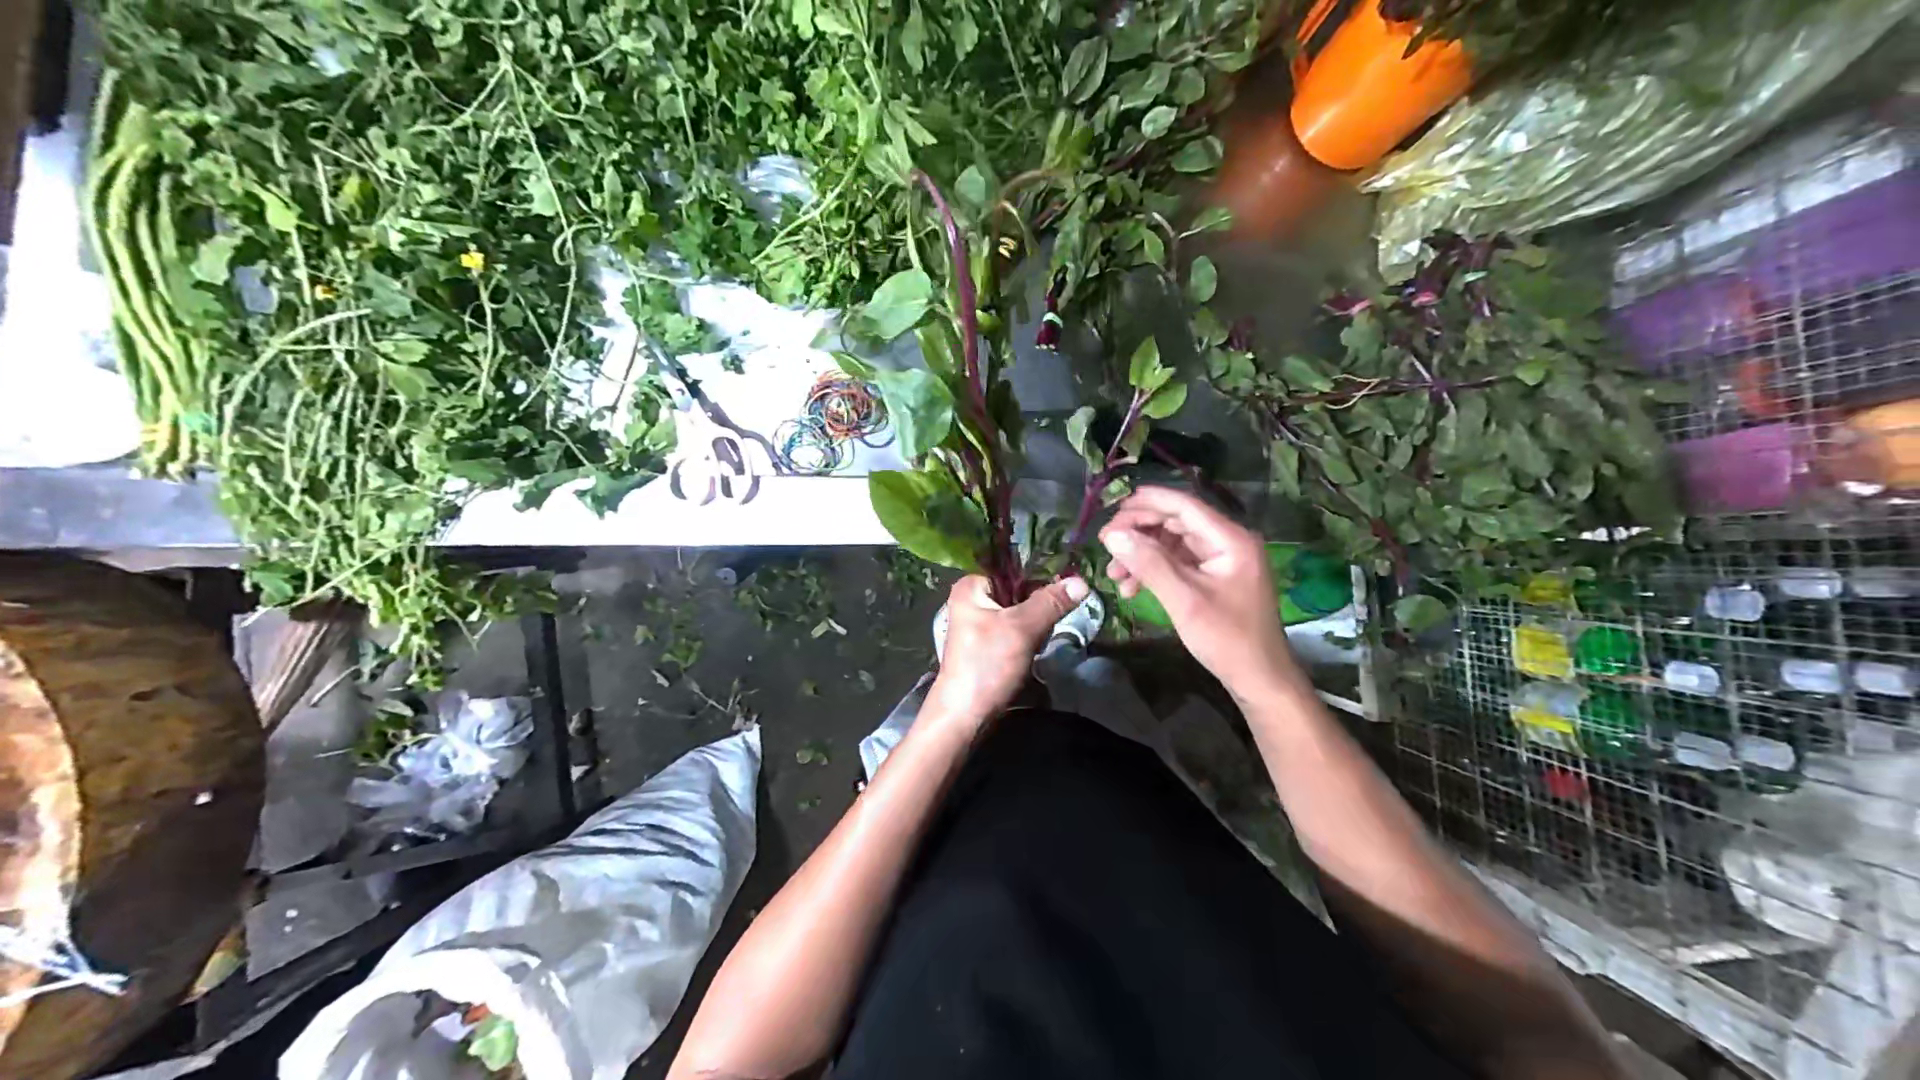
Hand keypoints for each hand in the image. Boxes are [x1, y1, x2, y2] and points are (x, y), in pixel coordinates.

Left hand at [925, 575, 1089, 722]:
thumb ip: (1050, 603)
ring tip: (1053, 625)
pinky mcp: (988, 643)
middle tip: (1064, 607)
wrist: (965, 715)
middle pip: (1018, 588)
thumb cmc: (987, 665)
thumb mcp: (1022, 629)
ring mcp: (979, 623)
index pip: (1012, 566)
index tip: (1068, 579)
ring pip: (1019, 610)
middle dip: (1040, 599)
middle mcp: (972, 599)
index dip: (1040, 572)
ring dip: (1037, 619)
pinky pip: (1015, 628)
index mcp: (971, 586)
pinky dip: (1030, 634)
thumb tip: (1081, 581)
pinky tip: (1040, 642)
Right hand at [1099, 486, 1301, 702]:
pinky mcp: (1212, 578)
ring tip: (1113, 573)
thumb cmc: (1227, 639)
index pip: (1184, 506)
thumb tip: (1113, 536)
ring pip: (1172, 543)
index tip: (1111, 510)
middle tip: (1105, 543)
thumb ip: (1149, 564)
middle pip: (1176, 522)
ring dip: (1141, 554)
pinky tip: (1131, 587)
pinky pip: (1177, 563)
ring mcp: (1220, 560)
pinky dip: (1153, 570)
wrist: (1259, 679)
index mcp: (1230, 540)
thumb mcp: (1184, 600)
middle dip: (1139, 531)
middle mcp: (1227, 542)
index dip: (1147, 503)